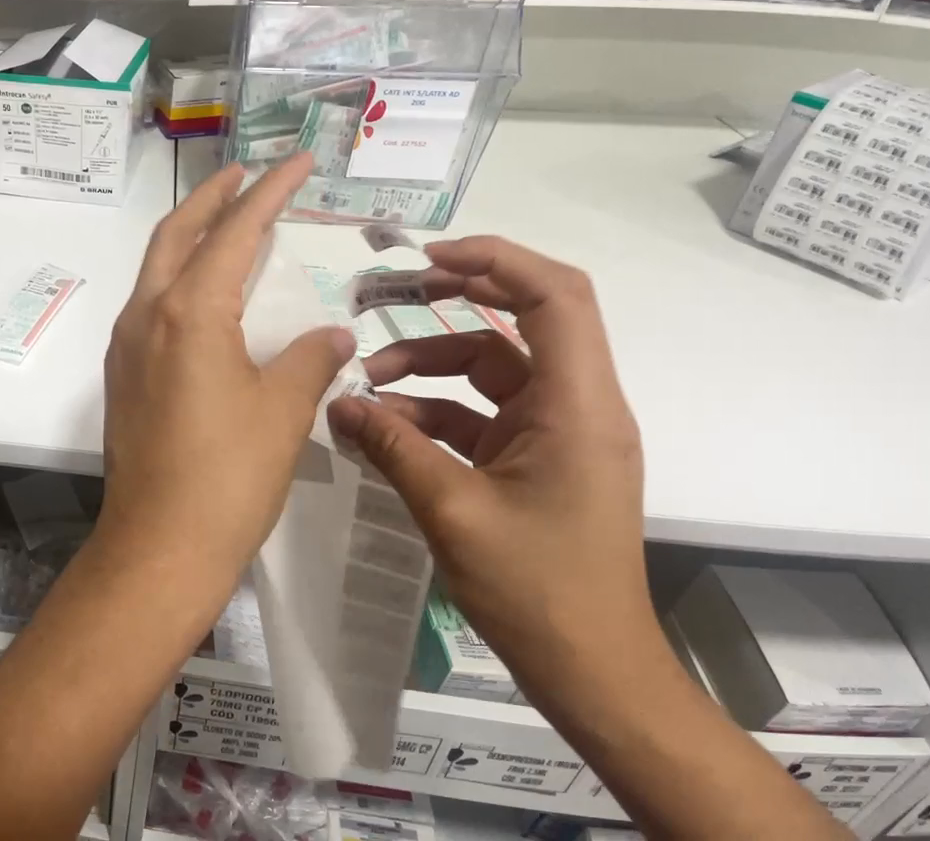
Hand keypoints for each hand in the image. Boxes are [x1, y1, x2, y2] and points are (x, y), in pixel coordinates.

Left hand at [103, 155, 354, 569]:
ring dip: (191, 238)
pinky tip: (207, 296)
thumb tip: (331, 335)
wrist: (160, 543)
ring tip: (230, 226)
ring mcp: (126, 345)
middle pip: (177, 235)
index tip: (296, 163)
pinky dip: (180, 281)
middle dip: (213, 199)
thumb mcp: (283, 411)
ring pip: (157, 269)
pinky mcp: (122, 375)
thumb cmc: (228, 475)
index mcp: (188, 311)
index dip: (268, 192)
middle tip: (247, 175)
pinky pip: (151, 306)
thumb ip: (309, 359)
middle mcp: (146, 314)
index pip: (233, 232)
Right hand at [327, 236, 652, 696]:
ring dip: (429, 366)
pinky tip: (384, 428)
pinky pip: (480, 413)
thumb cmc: (536, 589)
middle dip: (452, 302)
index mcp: (577, 406)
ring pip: (491, 369)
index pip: (556, 297)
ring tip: (367, 384)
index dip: (496, 261)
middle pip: (520, 322)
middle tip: (386, 297)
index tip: (427, 260)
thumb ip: (393, 446)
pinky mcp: (536, 460)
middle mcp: (576, 406)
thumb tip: (338, 401)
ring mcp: (557, 434)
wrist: (591, 669)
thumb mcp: (451, 510)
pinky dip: (433, 410)